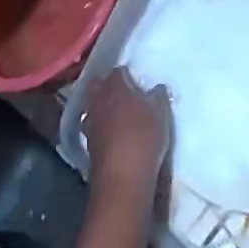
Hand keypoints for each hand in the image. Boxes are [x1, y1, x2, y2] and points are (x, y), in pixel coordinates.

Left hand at [82, 68, 169, 202]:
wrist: (123, 176)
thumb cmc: (144, 136)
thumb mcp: (161, 113)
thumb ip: (158, 96)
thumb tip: (157, 88)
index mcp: (114, 86)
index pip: (118, 71)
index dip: (128, 75)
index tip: (138, 83)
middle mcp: (97, 100)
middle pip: (98, 85)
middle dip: (107, 86)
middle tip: (124, 94)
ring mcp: (90, 121)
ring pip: (93, 106)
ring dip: (102, 107)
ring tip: (118, 115)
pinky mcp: (87, 143)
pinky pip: (94, 126)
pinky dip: (101, 126)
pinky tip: (113, 134)